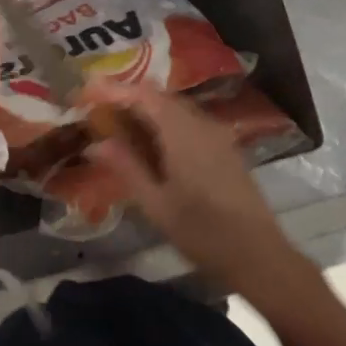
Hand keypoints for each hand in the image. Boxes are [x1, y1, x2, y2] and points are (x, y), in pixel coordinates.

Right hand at [81, 81, 296, 291]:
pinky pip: (189, 123)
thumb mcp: (155, 203)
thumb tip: (95, 143)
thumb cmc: (202, 232)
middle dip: (128, 98)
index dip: (114, 90)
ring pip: (176, 109)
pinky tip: (150, 143)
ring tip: (118, 124)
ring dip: (146, 111)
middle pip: (160, 98)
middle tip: (97, 109)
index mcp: (183, 133)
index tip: (86, 91)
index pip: (144, 96)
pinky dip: (164, 124)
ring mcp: (217, 136)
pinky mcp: (225, 150)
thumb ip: (126, 167)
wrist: (258, 255)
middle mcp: (202, 125)